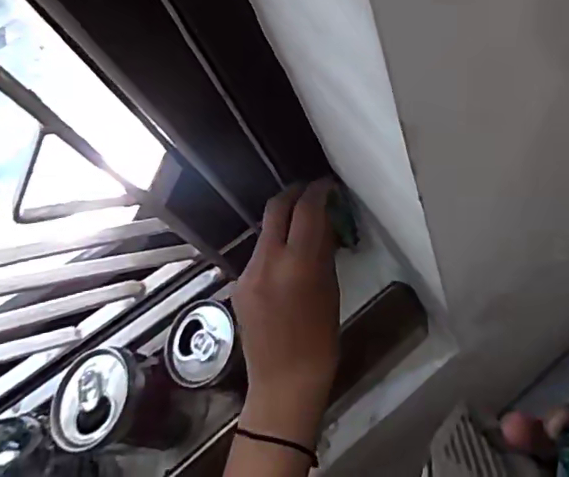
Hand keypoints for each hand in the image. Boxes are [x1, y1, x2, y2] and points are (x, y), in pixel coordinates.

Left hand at [233, 178, 340, 443]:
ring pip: (266, 228)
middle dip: (295, 193)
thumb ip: (324, 250)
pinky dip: (274, 245)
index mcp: (298, 263)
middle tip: (311, 193)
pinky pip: (259, 252)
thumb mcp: (330, 289)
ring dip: (284, 220)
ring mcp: (249, 271)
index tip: (328, 185)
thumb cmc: (320, 341)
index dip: (318, 190)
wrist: (284, 384)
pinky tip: (287, 259)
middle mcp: (268, 260)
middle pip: (277, 206)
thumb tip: (325, 220)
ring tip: (303, 226)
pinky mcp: (238, 283)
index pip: (307, 208)